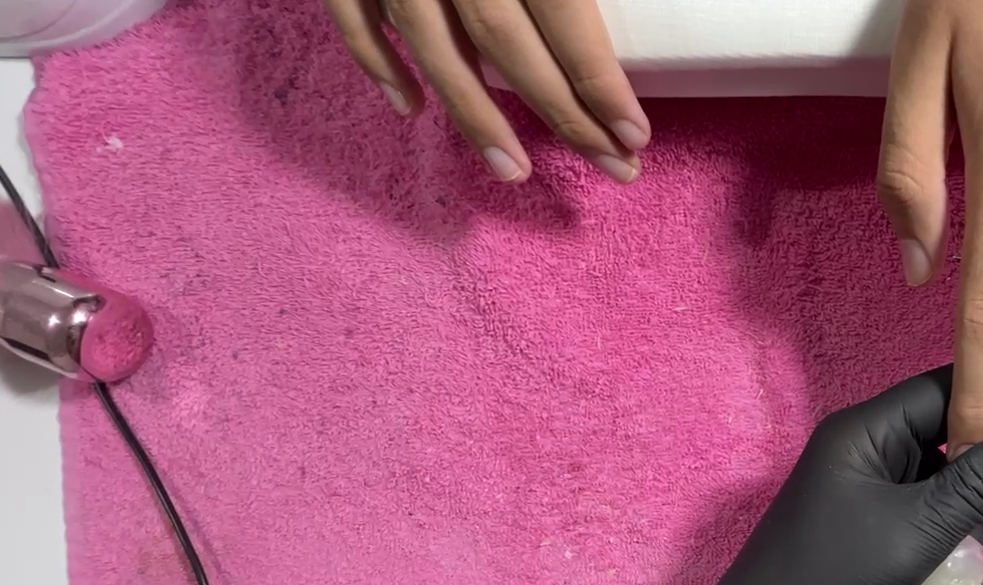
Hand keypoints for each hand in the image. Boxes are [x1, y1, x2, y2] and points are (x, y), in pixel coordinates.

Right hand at [323, 0, 647, 182]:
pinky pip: (346, 4)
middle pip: (506, 40)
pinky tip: (410, 108)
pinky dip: (375, 59)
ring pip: (428, 38)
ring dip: (474, 114)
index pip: (563, 11)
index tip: (636, 135)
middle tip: (616, 170)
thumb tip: (614, 6)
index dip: (600, 80)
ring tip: (516, 171)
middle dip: (565, 115)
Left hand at [633, 367, 982, 584]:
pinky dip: (951, 550)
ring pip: (946, 488)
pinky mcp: (872, 530)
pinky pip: (927, 523)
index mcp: (866, 430)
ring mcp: (868, 491)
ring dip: (974, 525)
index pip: (953, 390)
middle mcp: (868, 450)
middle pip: (954, 438)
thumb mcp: (915, 532)